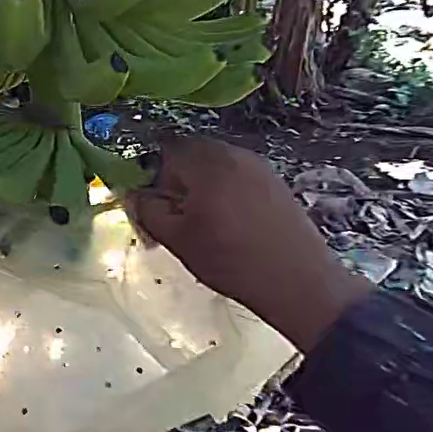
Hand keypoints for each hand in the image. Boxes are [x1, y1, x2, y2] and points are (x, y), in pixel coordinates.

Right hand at [127, 138, 367, 350]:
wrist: (298, 280)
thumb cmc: (231, 260)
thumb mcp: (178, 240)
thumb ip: (148, 211)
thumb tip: (134, 194)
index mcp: (206, 161)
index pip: (164, 150)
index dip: (152, 176)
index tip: (154, 207)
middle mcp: (233, 153)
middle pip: (192, 153)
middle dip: (178, 179)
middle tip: (176, 216)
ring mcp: (258, 165)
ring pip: (215, 165)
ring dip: (202, 185)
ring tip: (205, 223)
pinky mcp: (275, 180)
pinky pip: (238, 175)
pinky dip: (226, 191)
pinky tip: (232, 224)